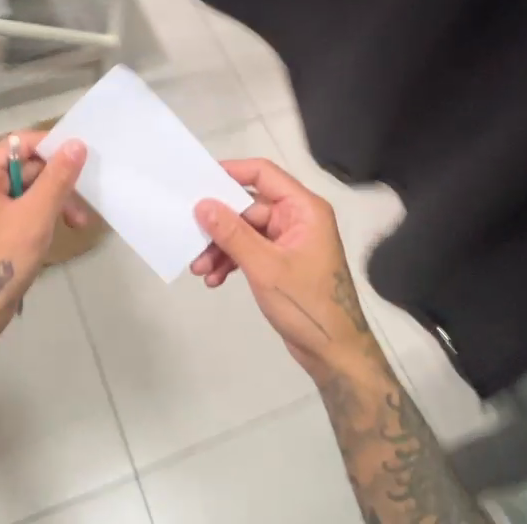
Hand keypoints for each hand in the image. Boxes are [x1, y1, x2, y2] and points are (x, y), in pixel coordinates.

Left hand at [0, 131, 89, 334]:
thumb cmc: (0, 264)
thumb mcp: (35, 217)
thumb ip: (58, 178)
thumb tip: (77, 144)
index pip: (21, 143)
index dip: (53, 150)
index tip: (82, 164)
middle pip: (25, 166)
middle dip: (57, 184)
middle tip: (82, 208)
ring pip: (26, 188)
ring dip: (53, 202)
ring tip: (76, 224)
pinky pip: (19, 206)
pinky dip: (40, 215)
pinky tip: (56, 230)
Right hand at [192, 158, 382, 380]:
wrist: (334, 355)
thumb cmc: (308, 305)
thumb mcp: (265, 267)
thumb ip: (232, 233)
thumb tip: (202, 205)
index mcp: (304, 209)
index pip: (263, 174)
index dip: (231, 172)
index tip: (199, 180)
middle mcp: (297, 218)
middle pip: (248, 207)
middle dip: (219, 225)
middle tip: (191, 238)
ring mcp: (289, 241)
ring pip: (244, 231)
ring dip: (221, 248)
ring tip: (199, 269)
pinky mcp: (281, 261)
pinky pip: (249, 250)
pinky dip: (231, 261)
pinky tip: (213, 278)